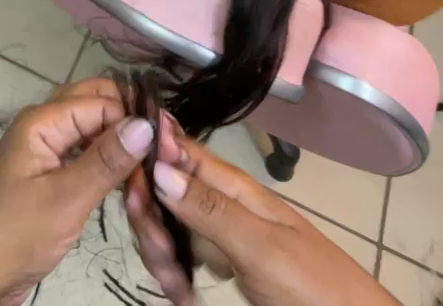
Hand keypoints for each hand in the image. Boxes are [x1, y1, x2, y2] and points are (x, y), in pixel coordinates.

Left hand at [0, 79, 159, 305]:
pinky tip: (127, 182)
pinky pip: (82, 154)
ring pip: (89, 130)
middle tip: (162, 152)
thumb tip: (145, 123)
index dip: (133, 118)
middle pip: (93, 105)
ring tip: (152, 168)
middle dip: (126, 120)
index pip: (100, 100)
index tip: (169, 146)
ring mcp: (43, 151)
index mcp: (41, 121)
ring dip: (117, 142)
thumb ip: (106, 160)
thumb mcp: (66, 199)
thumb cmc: (15, 235)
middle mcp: (42, 126)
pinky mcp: (47, 176)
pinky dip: (105, 162)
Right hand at [125, 136, 396, 305]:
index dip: (144, 163)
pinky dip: (172, 274)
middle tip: (163, 263)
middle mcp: (219, 199)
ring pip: (165, 225)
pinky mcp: (218, 260)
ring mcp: (217, 231)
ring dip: (159, 254)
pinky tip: (180, 293)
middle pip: (161, 191)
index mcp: (230, 184)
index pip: (173, 151)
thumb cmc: (315, 286)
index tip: (128, 196)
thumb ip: (209, 208)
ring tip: (176, 288)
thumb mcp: (262, 248)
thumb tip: (155, 164)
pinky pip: (179, 255)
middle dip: (149, 224)